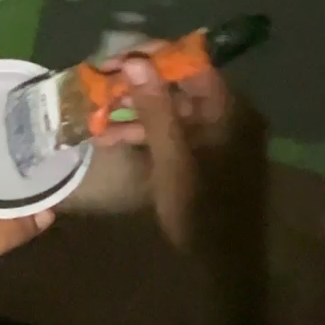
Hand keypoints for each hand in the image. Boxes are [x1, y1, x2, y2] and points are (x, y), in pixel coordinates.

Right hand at [94, 48, 233, 249]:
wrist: (225, 269)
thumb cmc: (201, 209)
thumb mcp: (171, 156)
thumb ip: (155, 106)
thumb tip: (136, 60)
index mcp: (229, 109)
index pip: (191, 62)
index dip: (152, 55)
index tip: (115, 60)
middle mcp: (228, 115)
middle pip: (178, 83)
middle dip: (136, 83)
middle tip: (99, 84)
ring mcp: (217, 136)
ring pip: (171, 108)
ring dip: (134, 108)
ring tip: (95, 112)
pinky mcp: (205, 155)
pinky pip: (173, 130)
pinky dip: (144, 131)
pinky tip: (108, 138)